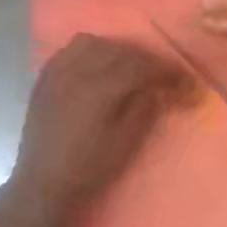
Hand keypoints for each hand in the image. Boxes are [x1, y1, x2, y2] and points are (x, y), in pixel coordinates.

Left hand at [12, 33, 192, 212]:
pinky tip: (98, 65)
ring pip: (94, 42)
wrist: (42, 184)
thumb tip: (157, 88)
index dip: (166, 71)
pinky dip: (90, 50)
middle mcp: (77, 71)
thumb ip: (144, 109)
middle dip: (146, 60)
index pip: (141, 67)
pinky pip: (69, 49)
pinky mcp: (45, 77)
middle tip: (163, 75)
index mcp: (99, 89)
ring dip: (117, 50)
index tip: (184, 81)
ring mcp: (57, 72)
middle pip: (120, 51)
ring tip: (129, 66)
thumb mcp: (125, 144)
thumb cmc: (88, 169)